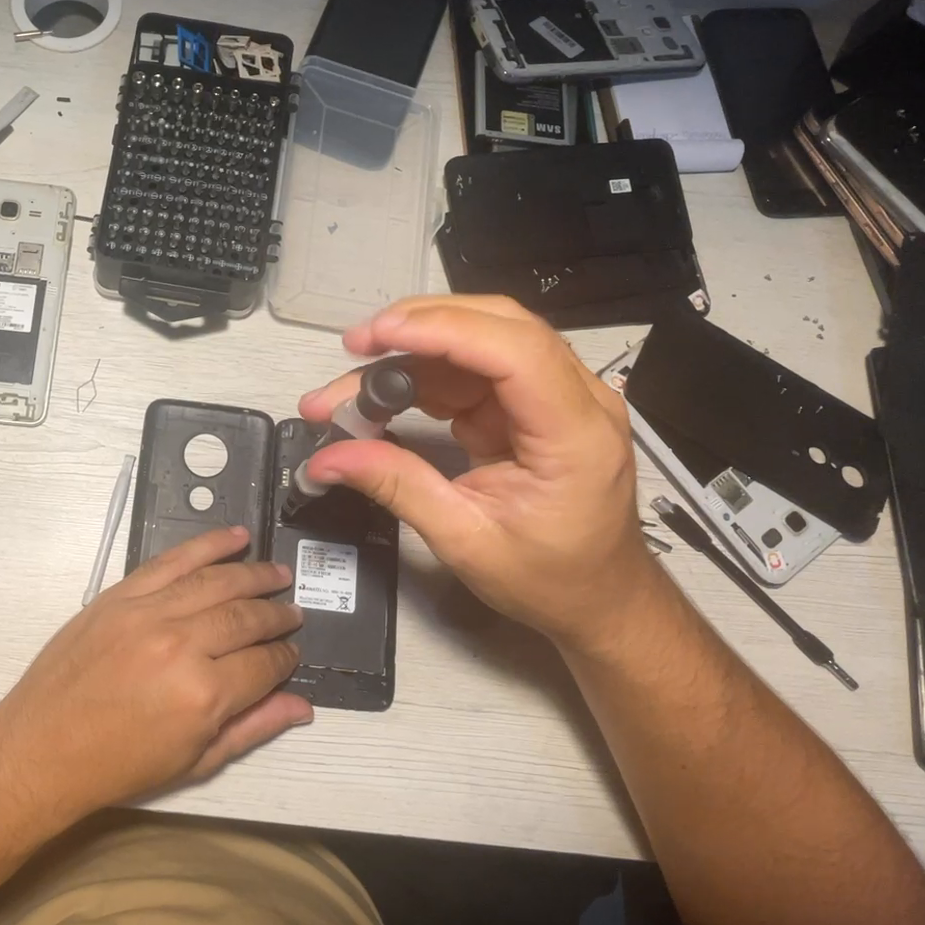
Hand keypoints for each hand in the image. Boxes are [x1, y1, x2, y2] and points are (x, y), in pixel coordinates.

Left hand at [0, 527, 310, 818]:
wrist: (42, 748)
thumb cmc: (119, 766)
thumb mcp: (194, 762)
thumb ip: (253, 728)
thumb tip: (302, 706)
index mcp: (204, 695)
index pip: (265, 663)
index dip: (285, 658)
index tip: (291, 653)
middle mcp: (182, 644)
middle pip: (246, 617)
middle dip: (276, 615)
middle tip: (292, 612)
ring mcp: (149, 613)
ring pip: (217, 581)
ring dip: (253, 574)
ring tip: (278, 574)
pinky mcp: (120, 594)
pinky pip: (172, 560)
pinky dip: (208, 544)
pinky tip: (236, 537)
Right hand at [298, 295, 666, 648]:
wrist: (598, 598)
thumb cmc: (550, 579)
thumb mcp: (466, 541)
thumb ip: (398, 488)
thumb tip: (327, 459)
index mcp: (575, 434)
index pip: (515, 352)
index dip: (445, 331)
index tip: (378, 336)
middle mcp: (574, 398)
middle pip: (497, 326)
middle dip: (420, 326)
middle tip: (353, 347)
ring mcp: (549, 396)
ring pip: (475, 344)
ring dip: (407, 357)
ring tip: (345, 390)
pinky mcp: (524, 405)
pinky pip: (467, 373)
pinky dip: (418, 380)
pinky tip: (376, 400)